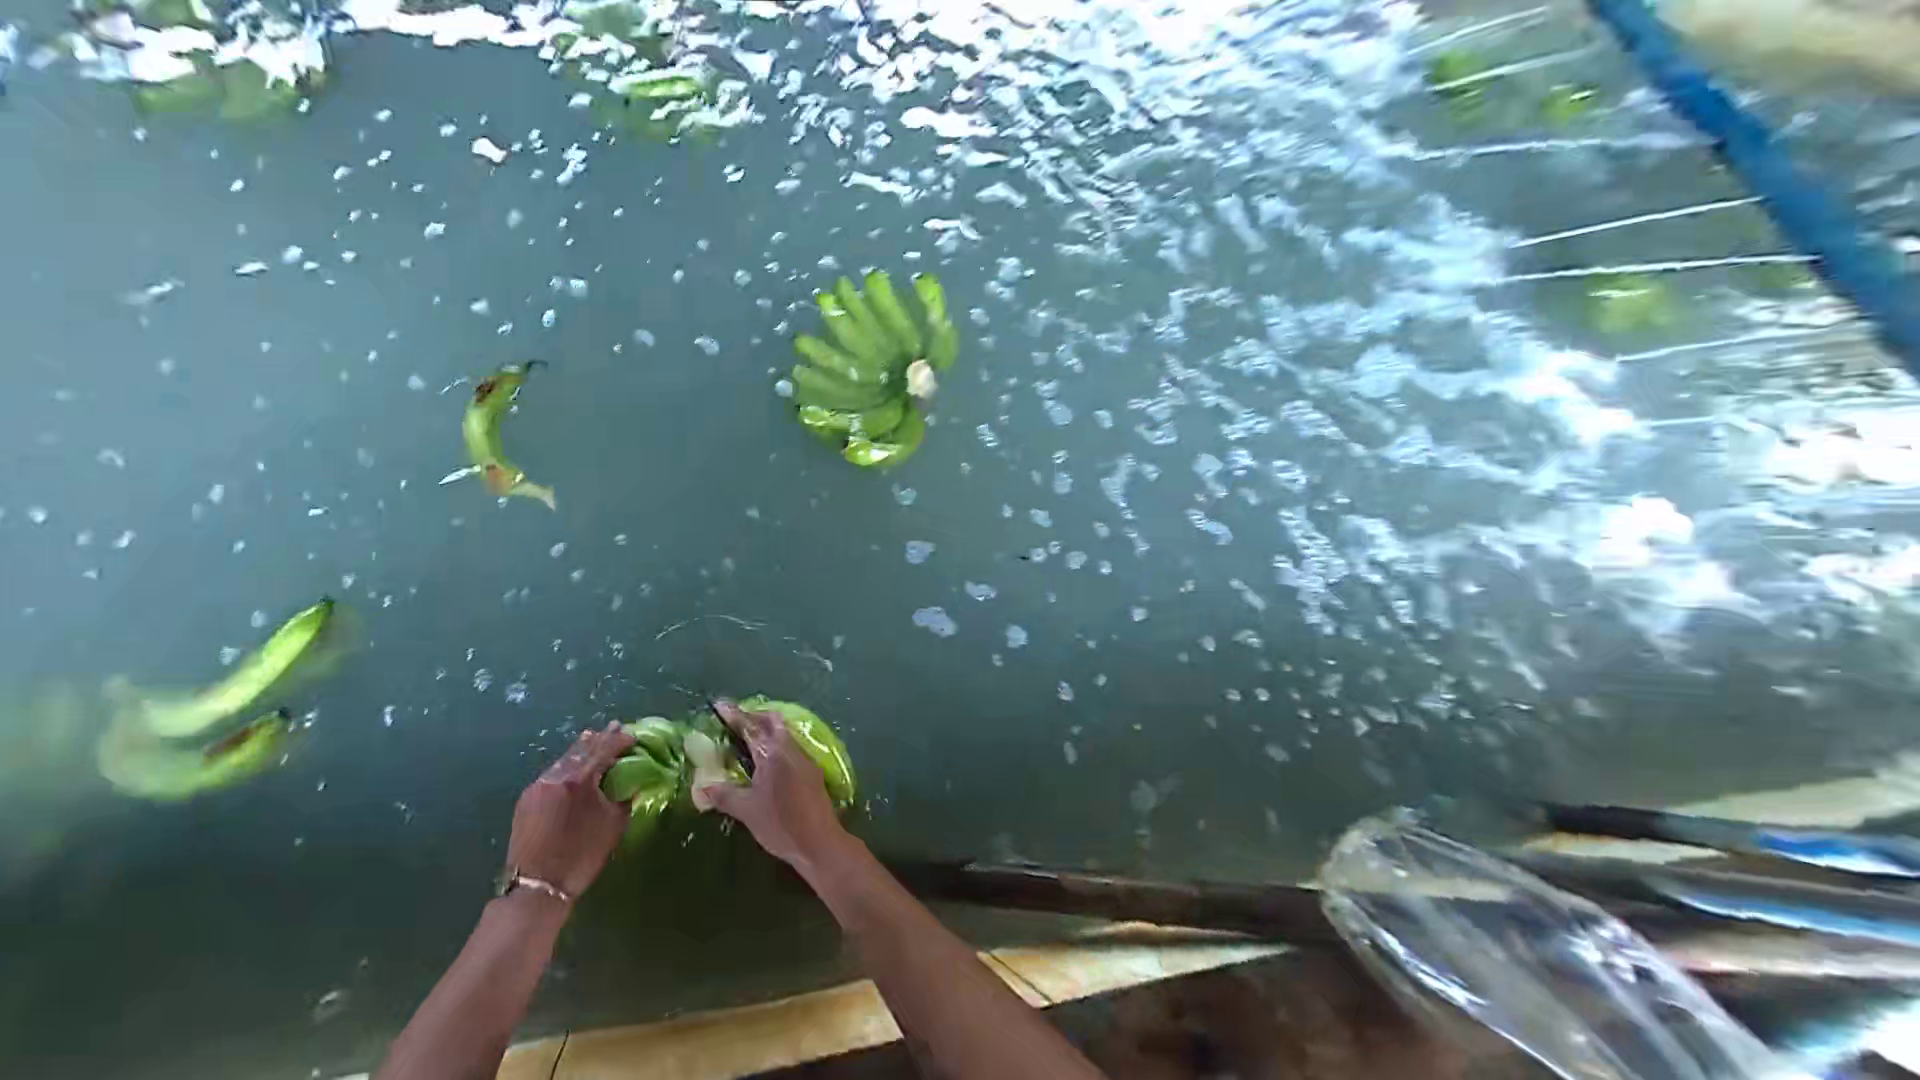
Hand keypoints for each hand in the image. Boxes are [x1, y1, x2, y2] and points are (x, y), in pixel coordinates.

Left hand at [506, 722, 635, 898]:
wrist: (536, 887)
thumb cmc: (582, 855)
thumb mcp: (614, 823)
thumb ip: (624, 796)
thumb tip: (632, 783)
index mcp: (578, 780)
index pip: (603, 749)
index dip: (619, 740)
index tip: (633, 737)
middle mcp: (555, 777)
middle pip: (580, 749)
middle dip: (599, 738)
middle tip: (615, 727)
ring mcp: (536, 788)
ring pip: (564, 760)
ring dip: (581, 751)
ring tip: (593, 740)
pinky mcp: (526, 801)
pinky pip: (552, 774)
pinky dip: (567, 766)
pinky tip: (573, 768)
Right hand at [701, 700, 851, 871]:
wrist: (820, 842)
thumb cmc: (780, 824)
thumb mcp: (746, 810)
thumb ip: (724, 795)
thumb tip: (703, 786)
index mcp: (772, 754)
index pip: (750, 727)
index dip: (734, 715)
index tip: (720, 704)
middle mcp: (790, 749)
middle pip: (773, 722)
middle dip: (754, 717)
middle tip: (735, 721)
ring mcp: (805, 759)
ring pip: (784, 734)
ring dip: (767, 730)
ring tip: (748, 740)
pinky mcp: (812, 771)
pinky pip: (791, 747)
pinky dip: (776, 744)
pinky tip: (767, 761)